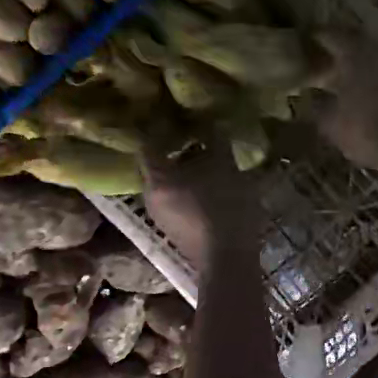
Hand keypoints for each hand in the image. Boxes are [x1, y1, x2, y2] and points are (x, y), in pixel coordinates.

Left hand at [138, 134, 259, 270]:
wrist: (229, 261)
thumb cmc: (225, 209)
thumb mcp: (226, 169)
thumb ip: (217, 143)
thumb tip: (214, 121)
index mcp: (157, 178)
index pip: (148, 144)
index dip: (160, 127)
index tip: (175, 116)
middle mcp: (151, 197)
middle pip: (157, 166)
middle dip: (175, 150)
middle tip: (195, 135)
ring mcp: (161, 217)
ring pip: (168, 185)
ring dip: (185, 171)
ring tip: (207, 160)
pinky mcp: (175, 231)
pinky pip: (177, 201)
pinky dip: (189, 189)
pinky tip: (211, 187)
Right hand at [304, 28, 377, 176]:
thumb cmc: (364, 131)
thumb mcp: (329, 121)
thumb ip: (315, 104)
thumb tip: (306, 95)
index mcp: (354, 55)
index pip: (330, 34)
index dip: (314, 35)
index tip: (301, 39)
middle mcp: (376, 53)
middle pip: (353, 38)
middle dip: (335, 41)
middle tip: (318, 50)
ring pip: (369, 51)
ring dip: (353, 55)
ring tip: (336, 67)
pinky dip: (367, 69)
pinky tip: (357, 83)